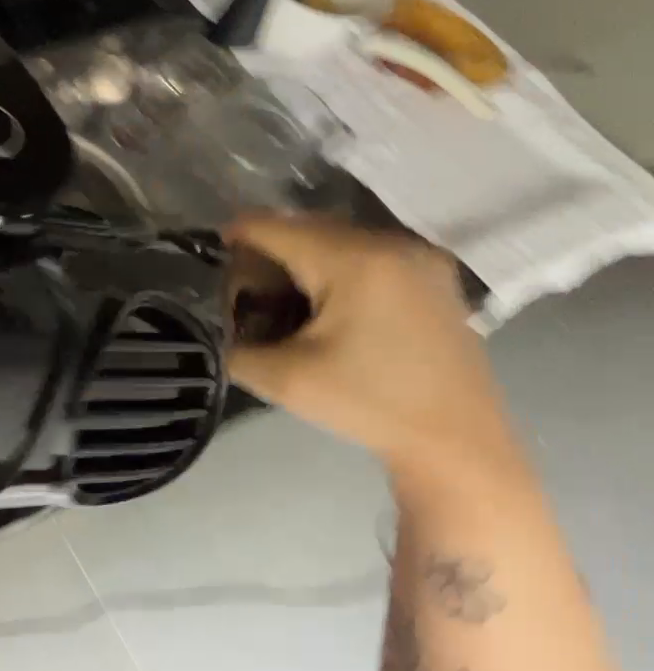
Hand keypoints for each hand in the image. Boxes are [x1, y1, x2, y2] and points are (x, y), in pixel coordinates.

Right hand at [225, 215, 517, 474]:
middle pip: (298, 228)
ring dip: (296, 267)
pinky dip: (329, 272)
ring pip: (328, 240)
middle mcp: (390, 244)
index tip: (211, 275)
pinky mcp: (431, 276)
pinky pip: (360, 254)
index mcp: (355, 260)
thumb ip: (231, 341)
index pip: (267, 226)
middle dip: (263, 261)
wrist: (459, 445)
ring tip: (285, 311)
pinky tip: (325, 312)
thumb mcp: (280, 377)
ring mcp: (418, 258)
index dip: (229, 243)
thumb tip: (219, 322)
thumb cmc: (370, 405)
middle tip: (250, 304)